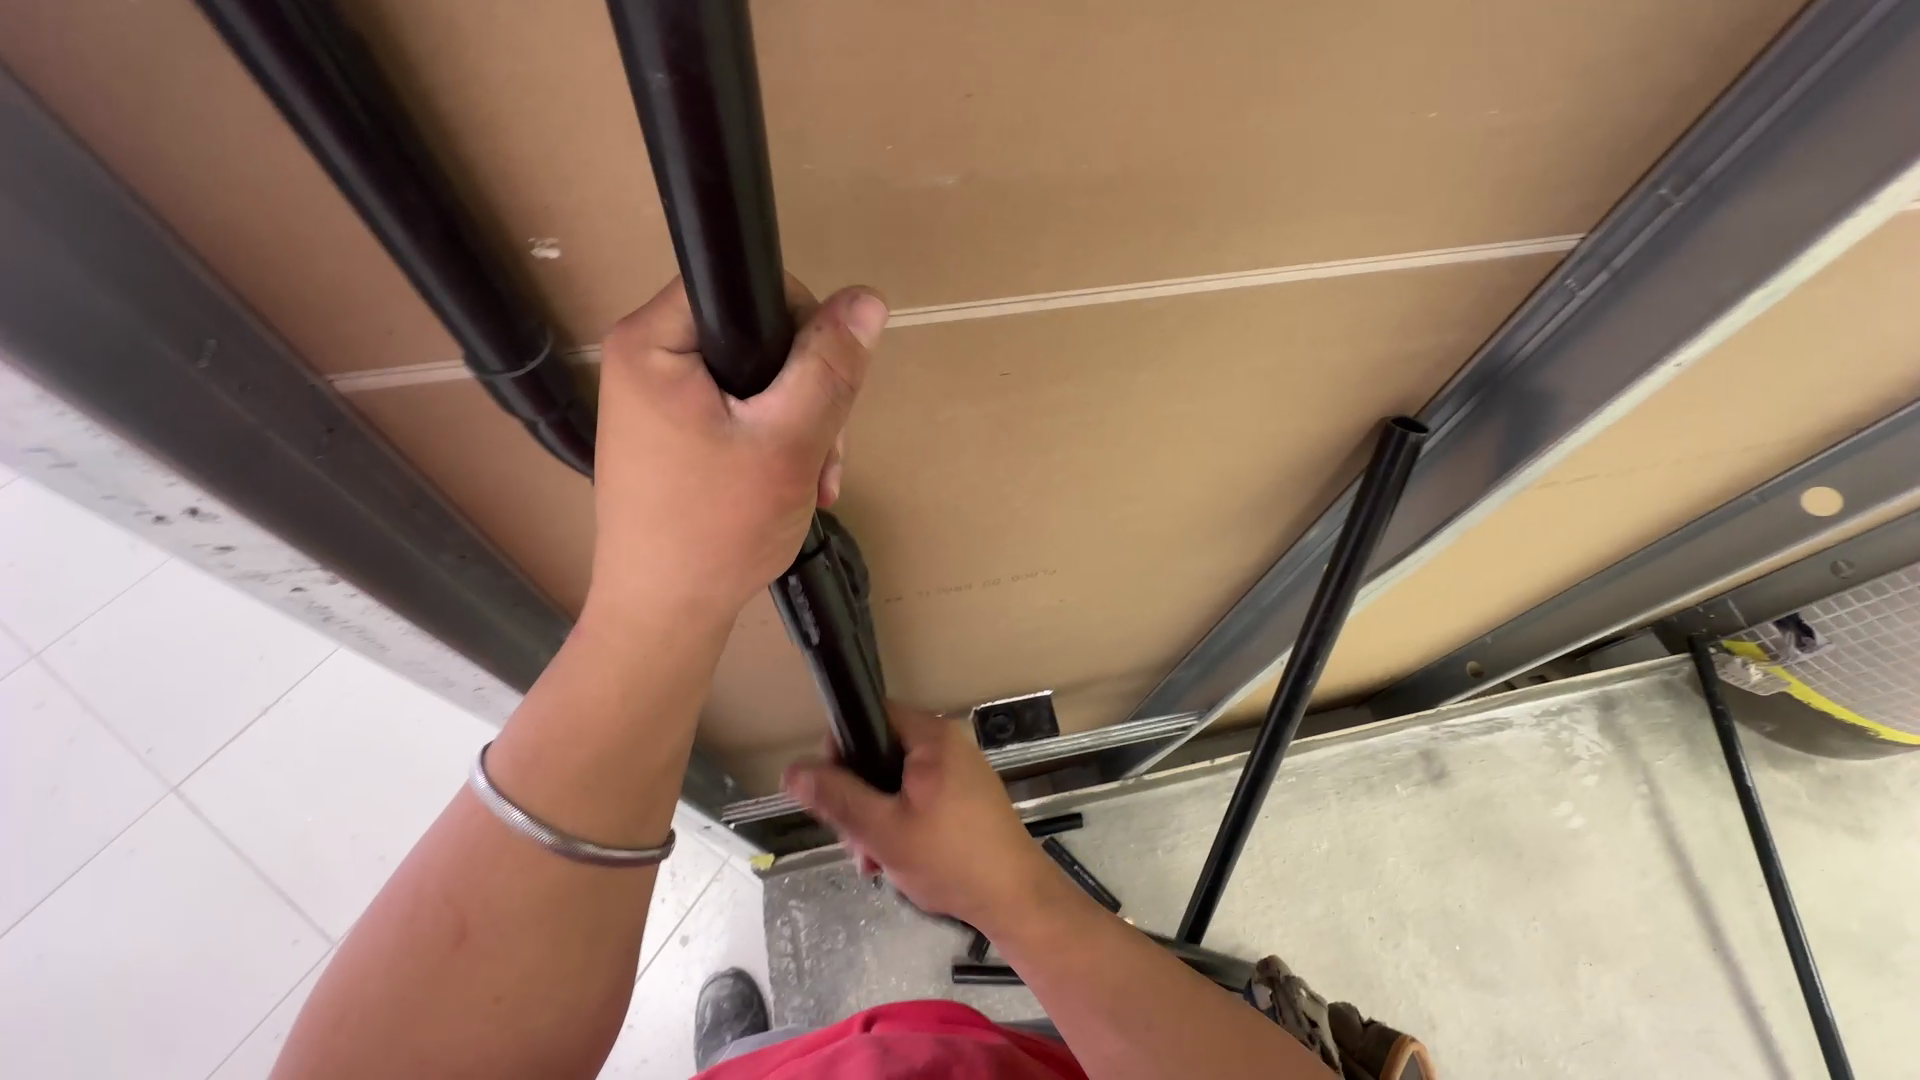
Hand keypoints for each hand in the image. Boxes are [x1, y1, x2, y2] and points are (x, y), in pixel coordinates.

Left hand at [584, 278, 887, 625]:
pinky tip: (799, 485)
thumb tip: (867, 301)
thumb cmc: (716, 529)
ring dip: (802, 425)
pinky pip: (740, 415)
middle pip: (757, 337)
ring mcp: (659, 403)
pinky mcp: (673, 437)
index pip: (743, 285)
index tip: (823, 389)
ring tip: (817, 480)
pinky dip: (776, 444)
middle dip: (808, 393)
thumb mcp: (790, 442)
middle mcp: (647, 361)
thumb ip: (829, 369)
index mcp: (653, 343)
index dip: (801, 326)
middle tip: (826, 452)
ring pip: (757, 381)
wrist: (667, 614)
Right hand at [783, 706, 1064, 936]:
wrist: (1015, 899)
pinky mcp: (965, 800)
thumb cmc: (950, 858)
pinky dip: (901, 825)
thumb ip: (837, 797)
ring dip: (877, 820)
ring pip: (896, 784)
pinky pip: (918, 799)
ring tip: (875, 862)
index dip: (843, 747)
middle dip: (859, 799)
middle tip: (856, 842)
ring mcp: (959, 773)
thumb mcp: (883, 830)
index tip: (831, 788)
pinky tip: (896, 861)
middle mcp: (947, 745)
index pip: (872, 716)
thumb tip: (793, 770)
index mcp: (931, 737)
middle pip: (880, 755)